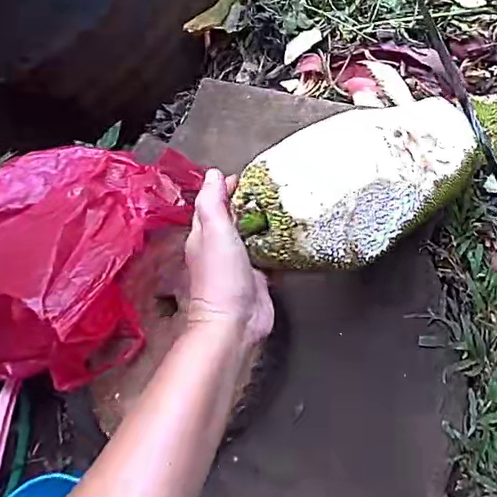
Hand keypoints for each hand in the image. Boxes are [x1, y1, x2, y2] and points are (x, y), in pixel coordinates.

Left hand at [184, 168, 273, 346]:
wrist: (235, 322)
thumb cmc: (221, 276)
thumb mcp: (214, 231)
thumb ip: (212, 203)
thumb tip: (213, 174)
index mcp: (204, 234)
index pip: (214, 203)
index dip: (227, 188)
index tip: (248, 176)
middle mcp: (221, 246)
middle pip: (235, 217)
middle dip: (250, 202)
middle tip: (273, 188)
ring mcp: (241, 262)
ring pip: (253, 234)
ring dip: (266, 221)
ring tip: (286, 204)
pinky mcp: (260, 275)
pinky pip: (269, 253)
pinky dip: (278, 243)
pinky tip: (291, 233)